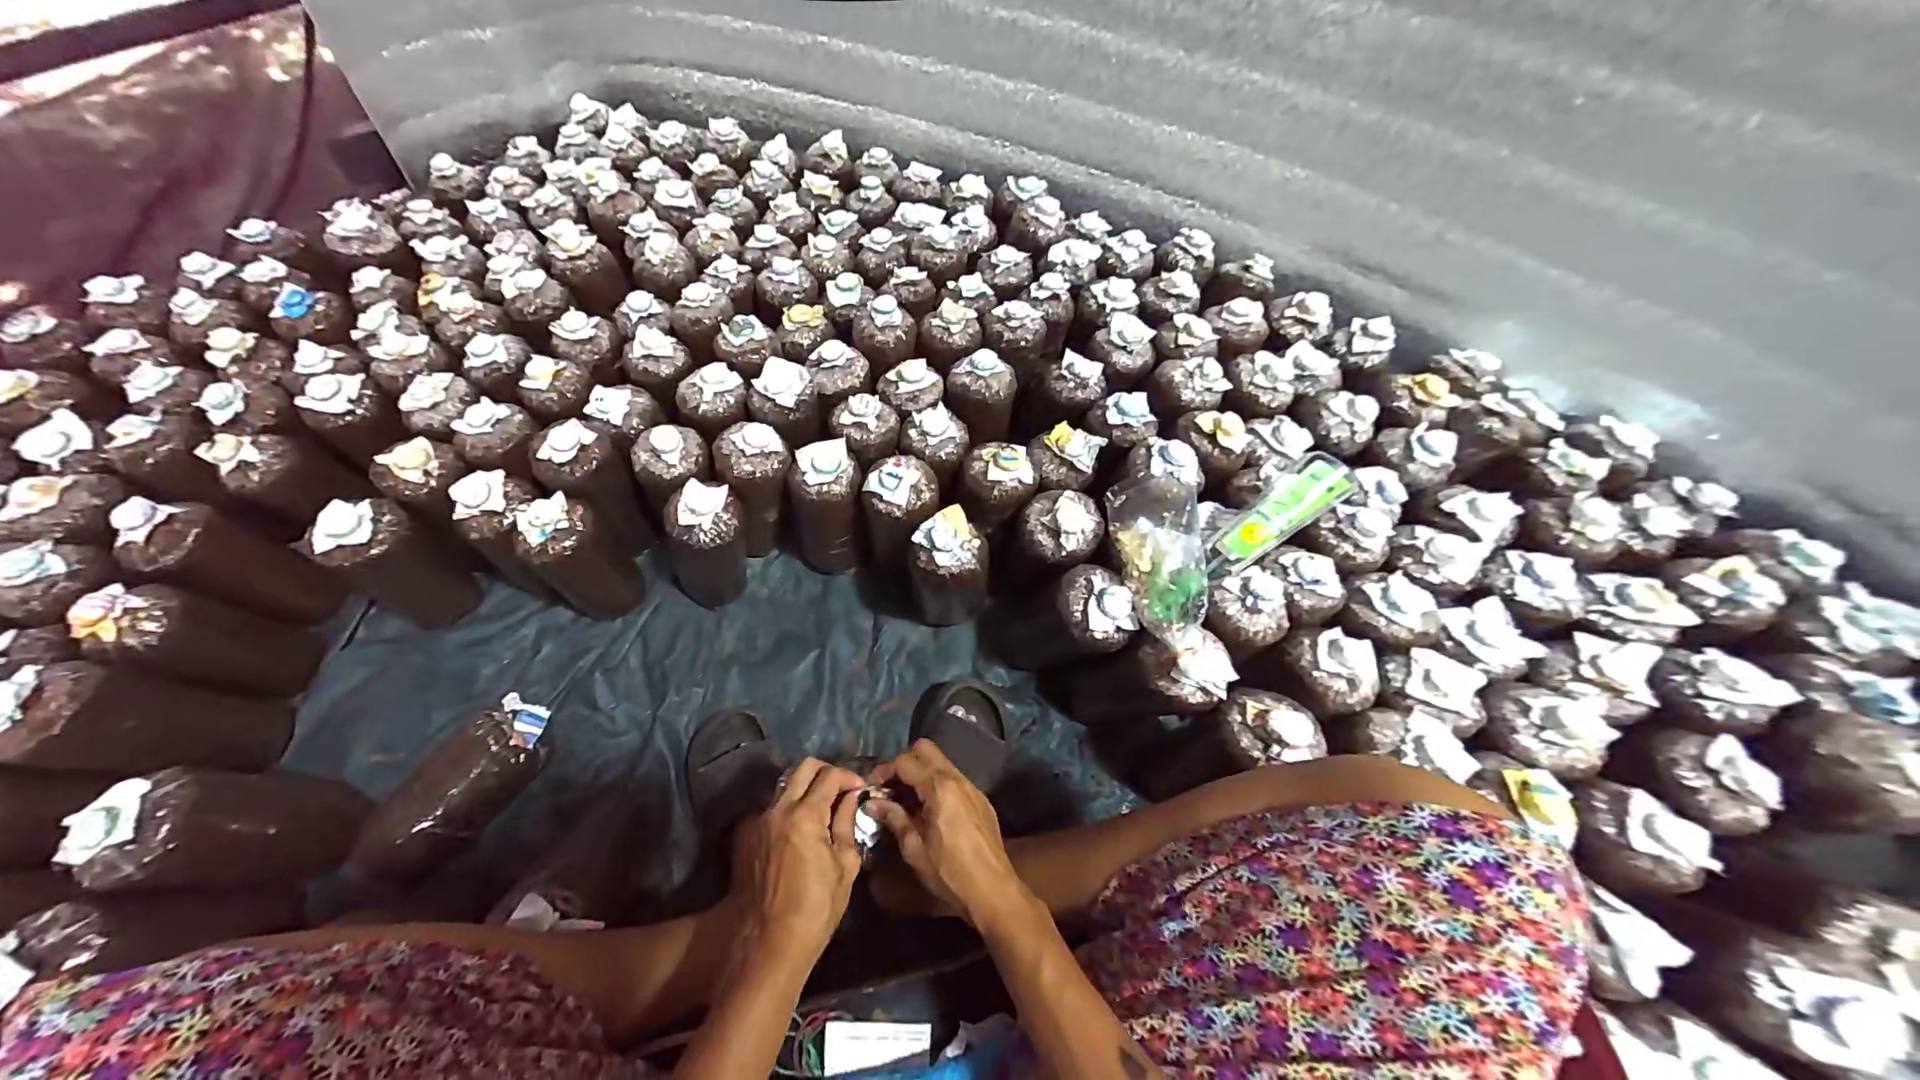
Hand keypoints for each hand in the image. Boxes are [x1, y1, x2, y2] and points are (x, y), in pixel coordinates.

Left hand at [739, 758, 866, 957]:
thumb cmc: (816, 908)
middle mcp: (778, 810)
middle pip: (803, 768)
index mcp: (805, 815)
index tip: (860, 789)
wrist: (768, 944)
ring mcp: (758, 822)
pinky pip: (770, 809)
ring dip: (805, 789)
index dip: (850, 777)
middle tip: (841, 790)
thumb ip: (847, 824)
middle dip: (826, 772)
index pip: (830, 775)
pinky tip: (799, 831)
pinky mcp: (746, 837)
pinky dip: (788, 810)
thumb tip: (851, 798)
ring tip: (821, 809)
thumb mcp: (844, 865)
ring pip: (784, 786)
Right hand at [866, 740, 1030, 929]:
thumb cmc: (949, 872)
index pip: (905, 761)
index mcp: (940, 787)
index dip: (884, 771)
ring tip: (907, 800)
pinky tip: (930, 809)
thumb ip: (894, 818)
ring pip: (941, 763)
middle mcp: (957, 779)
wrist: (993, 891)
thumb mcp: (914, 848)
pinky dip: (937, 784)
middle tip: (891, 788)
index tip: (872, 789)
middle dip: (904, 763)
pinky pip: (954, 779)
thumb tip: (872, 803)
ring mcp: (972, 787)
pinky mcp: (980, 800)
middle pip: (926, 750)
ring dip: (921, 773)